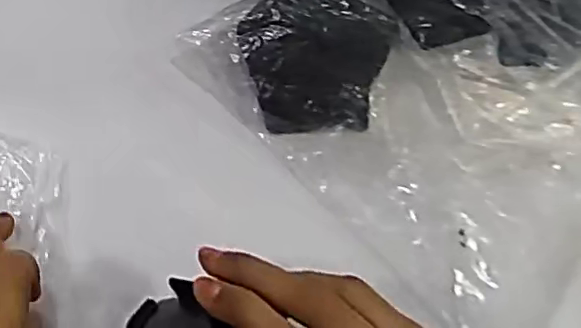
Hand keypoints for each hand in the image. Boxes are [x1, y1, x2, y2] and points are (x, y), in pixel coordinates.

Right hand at [192, 248, 420, 327]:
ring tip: (255, 268)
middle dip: (252, 273)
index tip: (202, 287)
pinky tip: (314, 291)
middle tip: (212, 259)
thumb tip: (242, 325)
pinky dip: (335, 291)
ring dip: (291, 276)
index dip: (233, 303)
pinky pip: (378, 304)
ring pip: (344, 290)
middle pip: (309, 298)